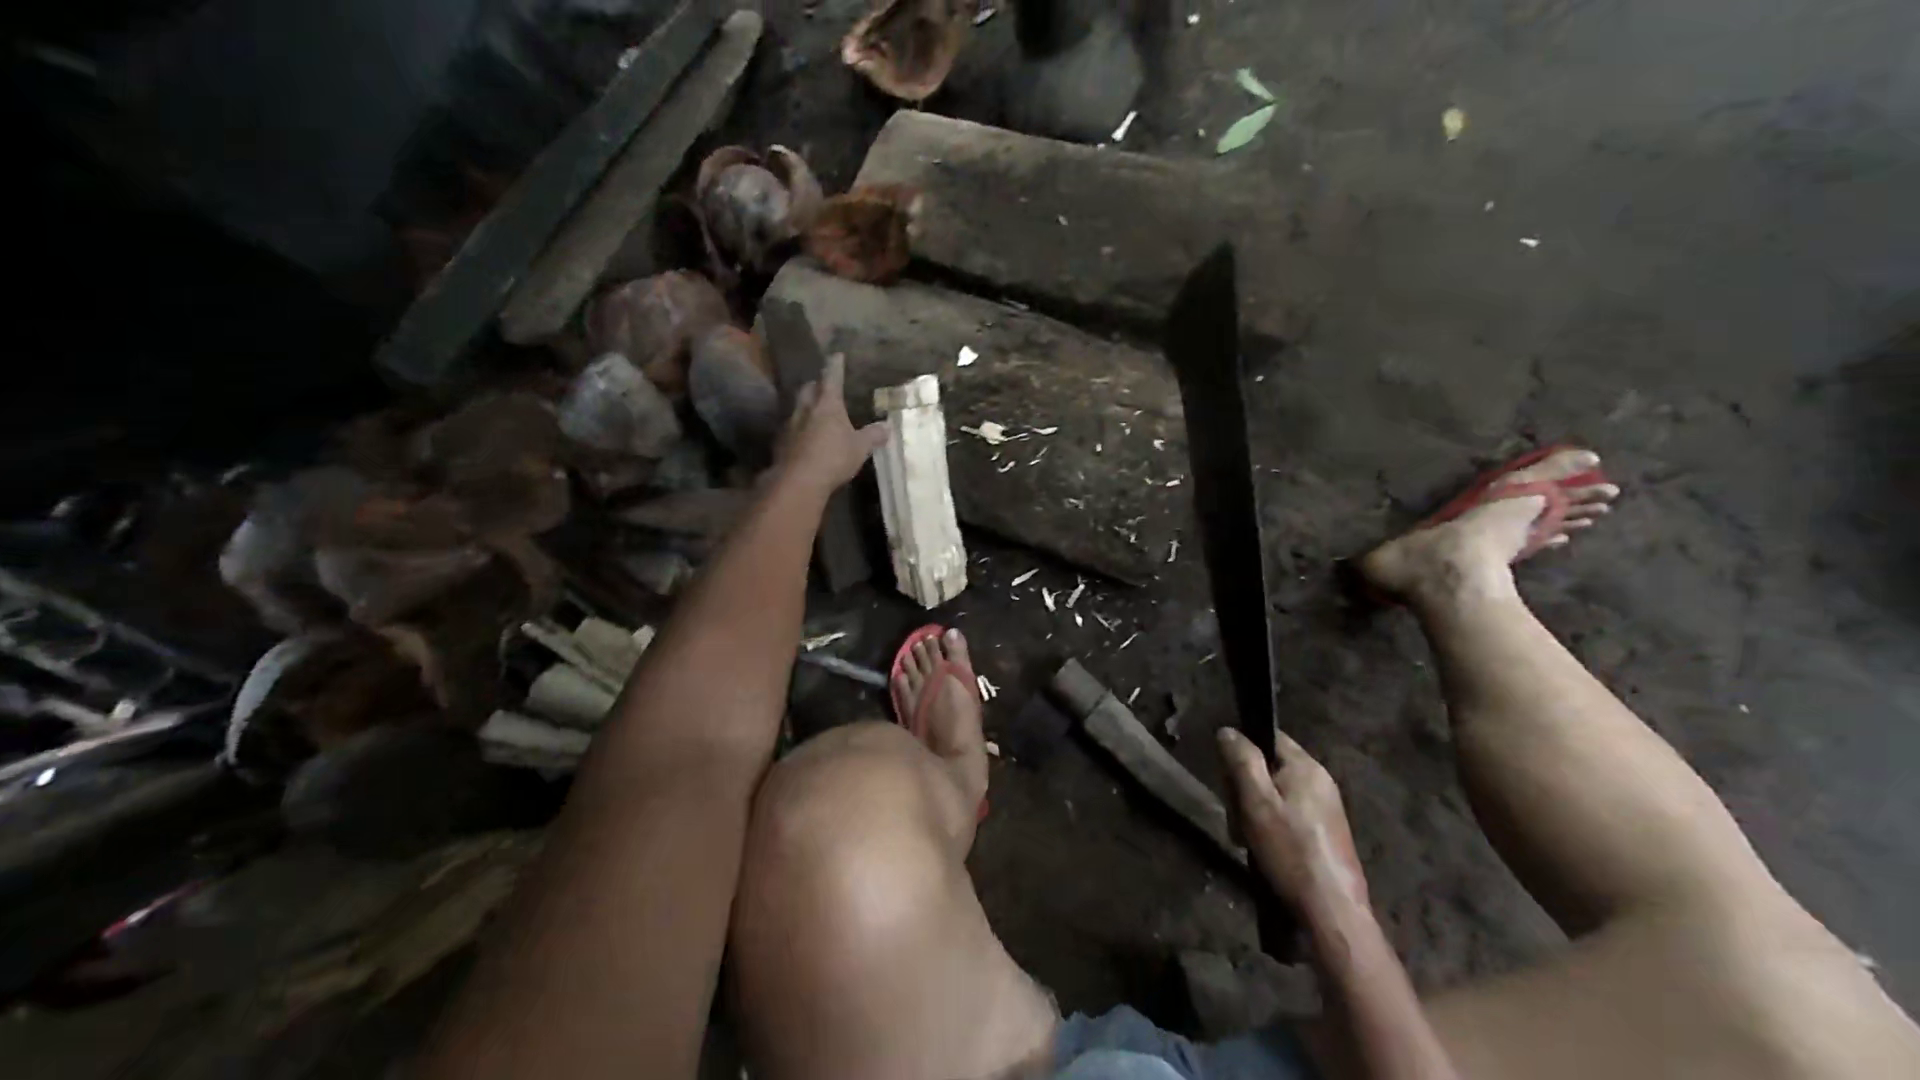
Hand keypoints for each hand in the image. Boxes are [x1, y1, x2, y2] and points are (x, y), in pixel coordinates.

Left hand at [773, 352, 888, 493]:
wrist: (798, 480)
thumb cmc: (833, 457)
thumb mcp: (860, 448)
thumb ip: (873, 436)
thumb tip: (887, 427)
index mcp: (827, 405)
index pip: (832, 378)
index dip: (835, 366)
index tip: (836, 355)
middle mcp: (806, 409)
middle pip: (808, 389)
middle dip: (815, 385)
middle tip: (822, 385)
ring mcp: (790, 425)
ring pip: (797, 408)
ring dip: (805, 407)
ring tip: (813, 412)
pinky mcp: (781, 443)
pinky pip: (790, 429)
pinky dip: (798, 429)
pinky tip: (803, 438)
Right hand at [1218, 726, 1368, 920]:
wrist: (1332, 911)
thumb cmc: (1290, 852)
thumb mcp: (1256, 802)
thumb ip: (1242, 761)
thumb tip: (1228, 730)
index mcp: (1306, 767)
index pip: (1268, 737)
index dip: (1241, 751)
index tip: (1228, 779)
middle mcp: (1320, 782)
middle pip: (1268, 767)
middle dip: (1244, 789)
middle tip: (1236, 818)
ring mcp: (1325, 809)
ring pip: (1274, 794)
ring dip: (1253, 812)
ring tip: (1246, 840)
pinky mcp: (1324, 834)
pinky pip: (1287, 816)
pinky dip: (1269, 828)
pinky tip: (1262, 850)